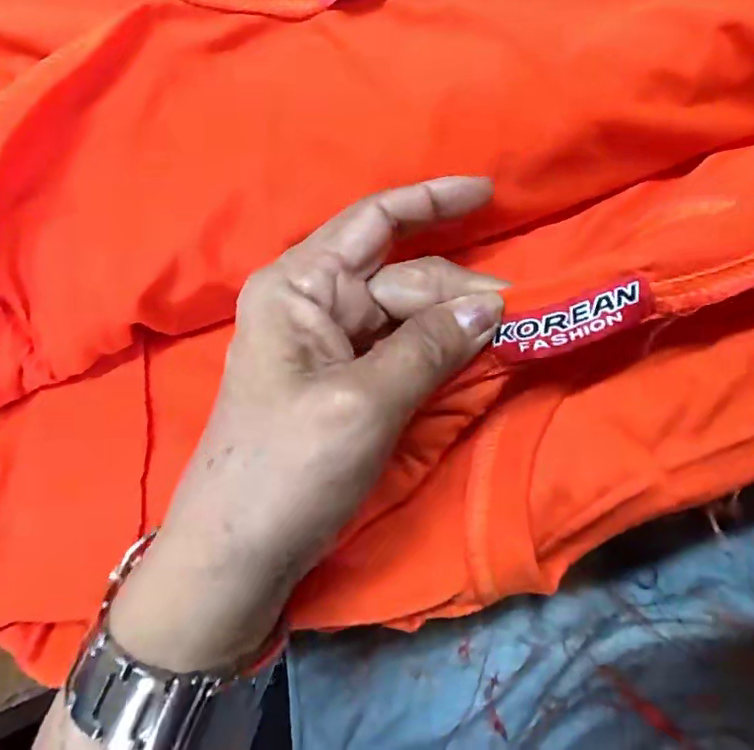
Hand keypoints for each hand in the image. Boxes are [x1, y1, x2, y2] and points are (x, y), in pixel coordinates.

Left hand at [107, 177, 505, 671]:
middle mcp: (315, 301)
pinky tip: (475, 348)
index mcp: (301, 286)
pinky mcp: (348, 377)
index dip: (432, 200)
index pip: (374, 221)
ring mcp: (332, 342)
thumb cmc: (286, 470)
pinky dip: (442, 345)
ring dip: (456, 318)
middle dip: (458, 286)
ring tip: (505, 332)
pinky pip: (406, 345)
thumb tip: (492, 304)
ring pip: (410, 312)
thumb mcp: (363, 402)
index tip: (488, 191)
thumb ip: (429, 346)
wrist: (236, 560)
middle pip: (403, 274)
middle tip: (517, 310)